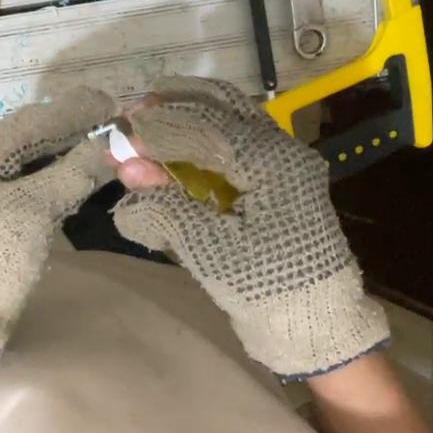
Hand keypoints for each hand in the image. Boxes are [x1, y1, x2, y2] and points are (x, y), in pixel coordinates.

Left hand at [0, 86, 117, 348]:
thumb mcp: (36, 211)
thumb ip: (76, 171)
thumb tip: (118, 142)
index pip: (31, 121)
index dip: (75, 112)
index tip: (115, 105)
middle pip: (29, 136)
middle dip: (73, 130)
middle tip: (116, 123)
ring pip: (30, 159)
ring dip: (68, 152)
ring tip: (107, 145)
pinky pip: (27, 182)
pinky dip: (56, 176)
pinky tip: (82, 173)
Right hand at [111, 76, 387, 377]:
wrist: (311, 324)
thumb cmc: (265, 285)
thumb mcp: (209, 247)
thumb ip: (166, 203)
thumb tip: (125, 168)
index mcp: (274, 161)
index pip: (207, 124)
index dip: (159, 125)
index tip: (120, 131)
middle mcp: (282, 151)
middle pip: (222, 109)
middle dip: (173, 109)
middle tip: (131, 117)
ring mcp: (280, 167)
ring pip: (226, 126)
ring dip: (183, 126)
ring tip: (142, 138)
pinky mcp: (272, 186)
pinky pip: (231, 152)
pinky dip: (197, 150)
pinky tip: (166, 161)